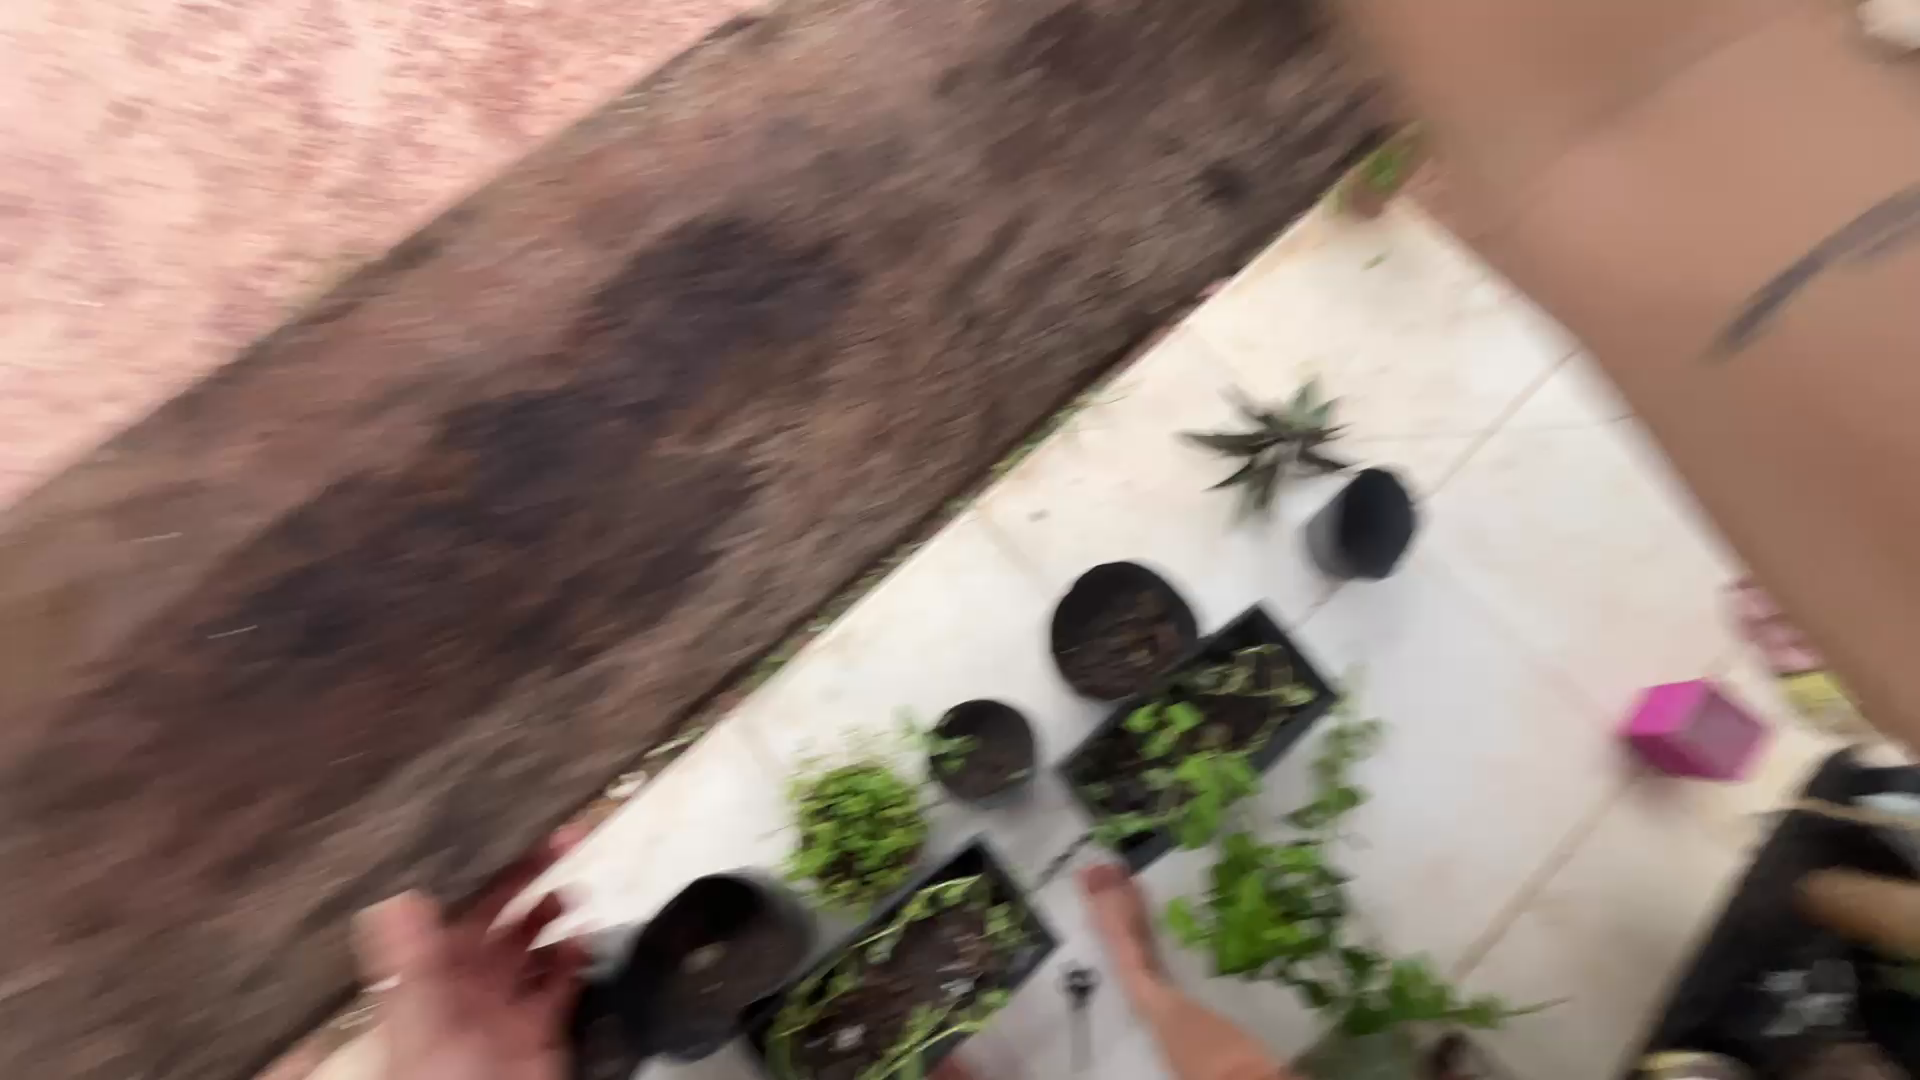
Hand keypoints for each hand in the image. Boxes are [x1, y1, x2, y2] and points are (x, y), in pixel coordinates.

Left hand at [353, 828, 587, 1079]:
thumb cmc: (446, 1075)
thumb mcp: (420, 1020)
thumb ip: (411, 961)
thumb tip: (393, 897)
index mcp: (436, 975)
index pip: (468, 907)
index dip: (498, 870)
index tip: (533, 834)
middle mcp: (472, 983)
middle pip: (507, 918)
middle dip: (537, 881)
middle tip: (573, 842)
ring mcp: (508, 1003)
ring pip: (537, 944)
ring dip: (558, 916)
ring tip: (578, 899)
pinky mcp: (541, 1024)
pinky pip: (561, 980)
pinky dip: (574, 957)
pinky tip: (584, 943)